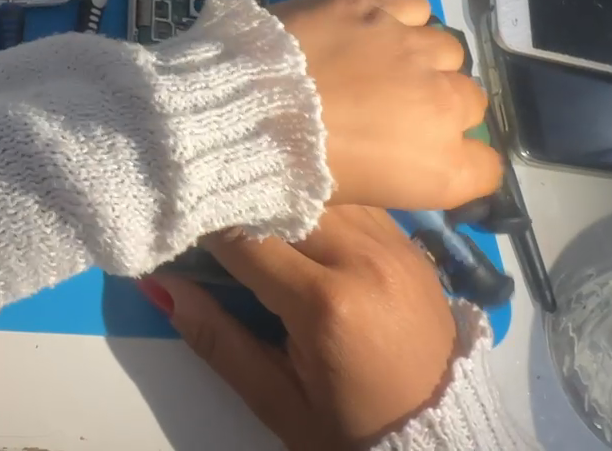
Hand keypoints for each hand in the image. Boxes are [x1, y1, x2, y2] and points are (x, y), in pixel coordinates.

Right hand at [154, 206, 459, 449]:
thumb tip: (158, 282)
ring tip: (249, 200)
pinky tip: (295, 209)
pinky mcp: (411, 240)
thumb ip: (216, 338)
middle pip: (281, 198)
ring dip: (279, 189)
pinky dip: (316, 196)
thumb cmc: (356, 432)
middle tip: (208, 202)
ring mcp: (394, 242)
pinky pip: (351, 197)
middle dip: (240, 196)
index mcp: (327, 303)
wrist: (453, 445)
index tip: (178, 218)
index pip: (243, 236)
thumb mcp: (277, 400)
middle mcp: (363, 257)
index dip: (203, 223)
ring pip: (319, 185)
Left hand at [271, 0, 498, 209]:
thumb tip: (395, 160)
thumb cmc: (286, 165)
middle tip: (389, 105)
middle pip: (468, 101)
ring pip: (445, 49)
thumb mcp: (346, 195)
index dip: (455, 158)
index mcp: (441, 168)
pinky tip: (373, 24)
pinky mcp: (375, 7)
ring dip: (420, 58)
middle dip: (436, 104)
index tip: (423, 152)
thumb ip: (391, 176)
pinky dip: (400, 15)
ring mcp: (411, 48)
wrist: (243, 108)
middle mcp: (443, 105)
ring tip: (377, 62)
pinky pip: (414, 6)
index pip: (485, 166)